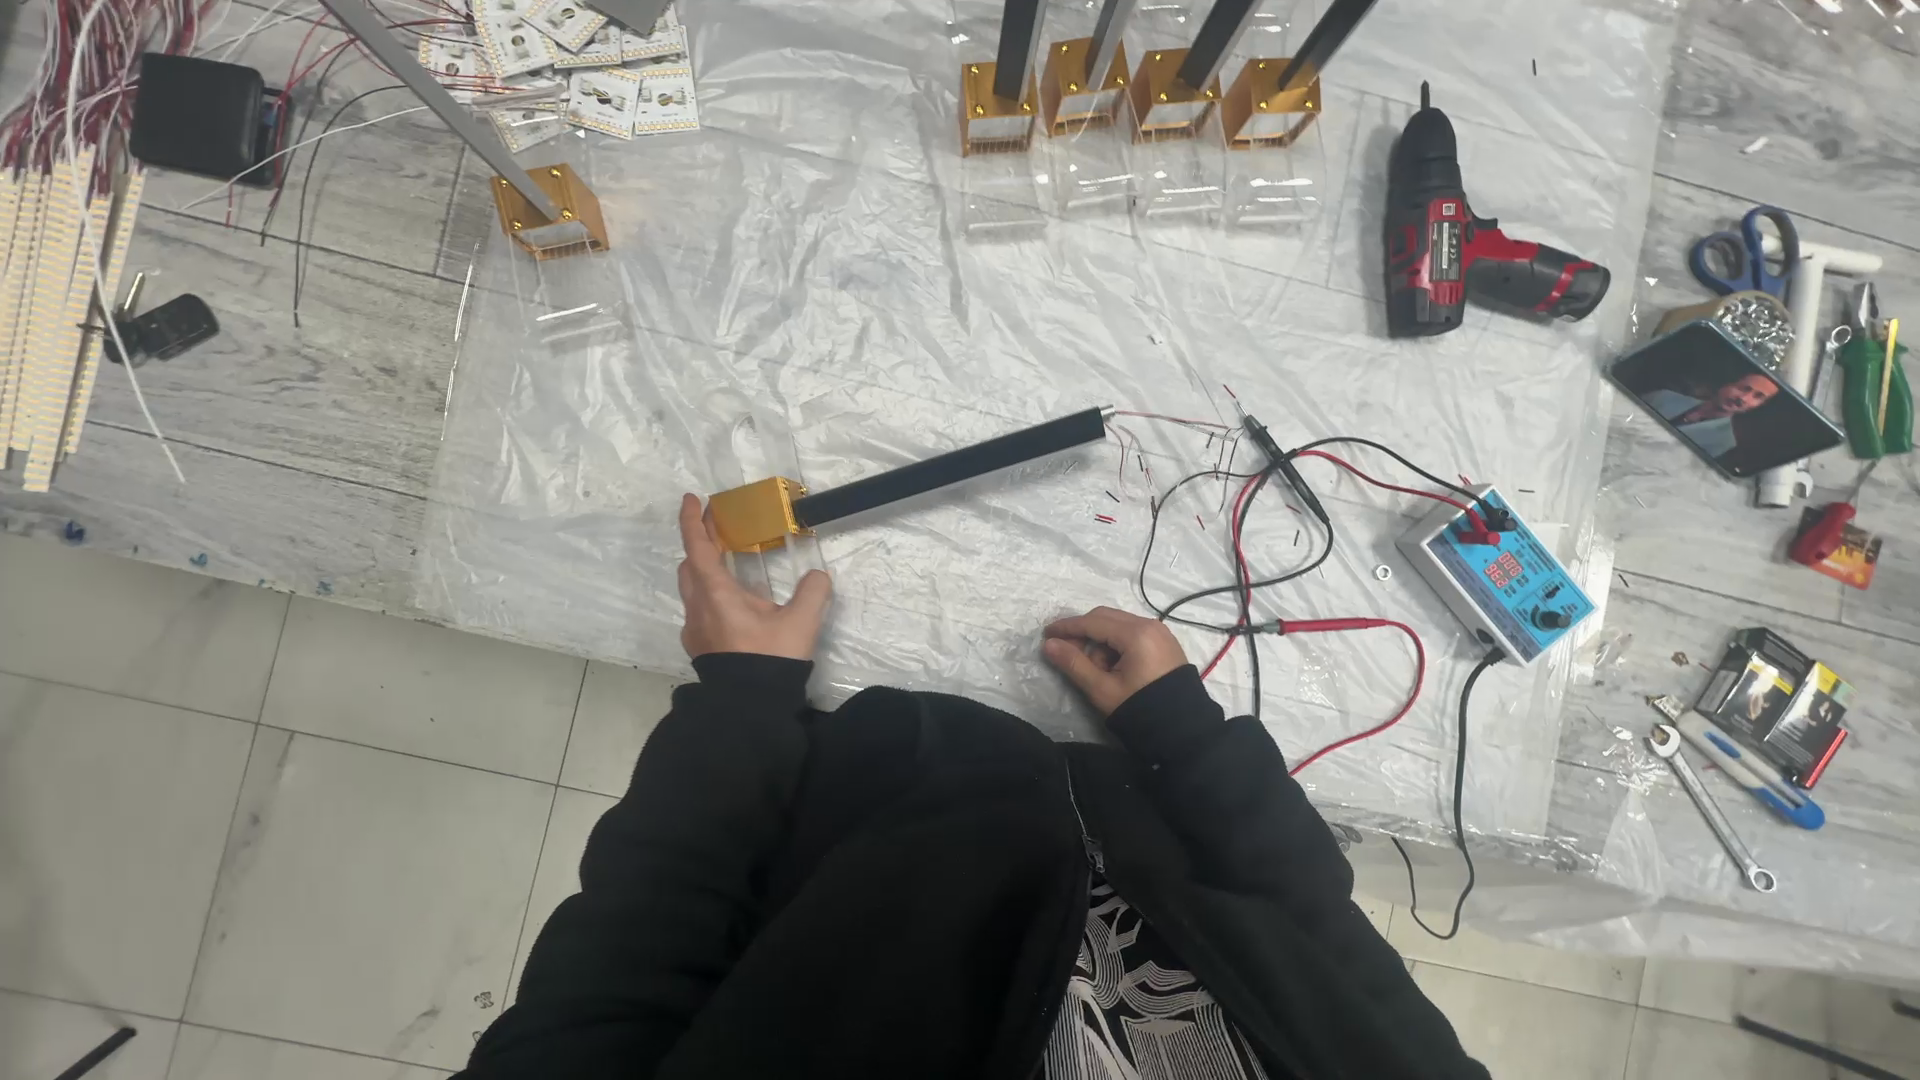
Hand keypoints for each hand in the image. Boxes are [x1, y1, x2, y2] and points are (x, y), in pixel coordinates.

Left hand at [677, 493, 832, 660]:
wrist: (749, 709)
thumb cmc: (770, 660)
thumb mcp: (801, 623)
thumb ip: (812, 592)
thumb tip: (817, 577)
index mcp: (716, 594)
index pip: (698, 548)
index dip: (692, 521)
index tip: (692, 498)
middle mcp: (698, 608)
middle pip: (690, 566)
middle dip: (700, 542)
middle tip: (718, 528)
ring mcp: (696, 630)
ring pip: (693, 589)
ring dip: (705, 570)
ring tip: (730, 564)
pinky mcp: (701, 648)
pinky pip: (701, 610)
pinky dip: (712, 595)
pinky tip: (737, 606)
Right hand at [1042, 606, 1187, 715]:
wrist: (1184, 732)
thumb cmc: (1140, 709)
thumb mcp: (1102, 689)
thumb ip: (1074, 664)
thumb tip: (1049, 645)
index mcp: (1136, 634)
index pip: (1093, 622)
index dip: (1067, 627)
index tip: (1046, 634)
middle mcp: (1150, 625)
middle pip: (1106, 617)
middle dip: (1083, 633)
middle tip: (1065, 652)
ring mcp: (1160, 633)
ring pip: (1118, 625)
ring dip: (1100, 641)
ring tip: (1095, 669)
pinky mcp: (1165, 643)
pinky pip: (1133, 633)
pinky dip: (1116, 644)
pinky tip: (1111, 666)